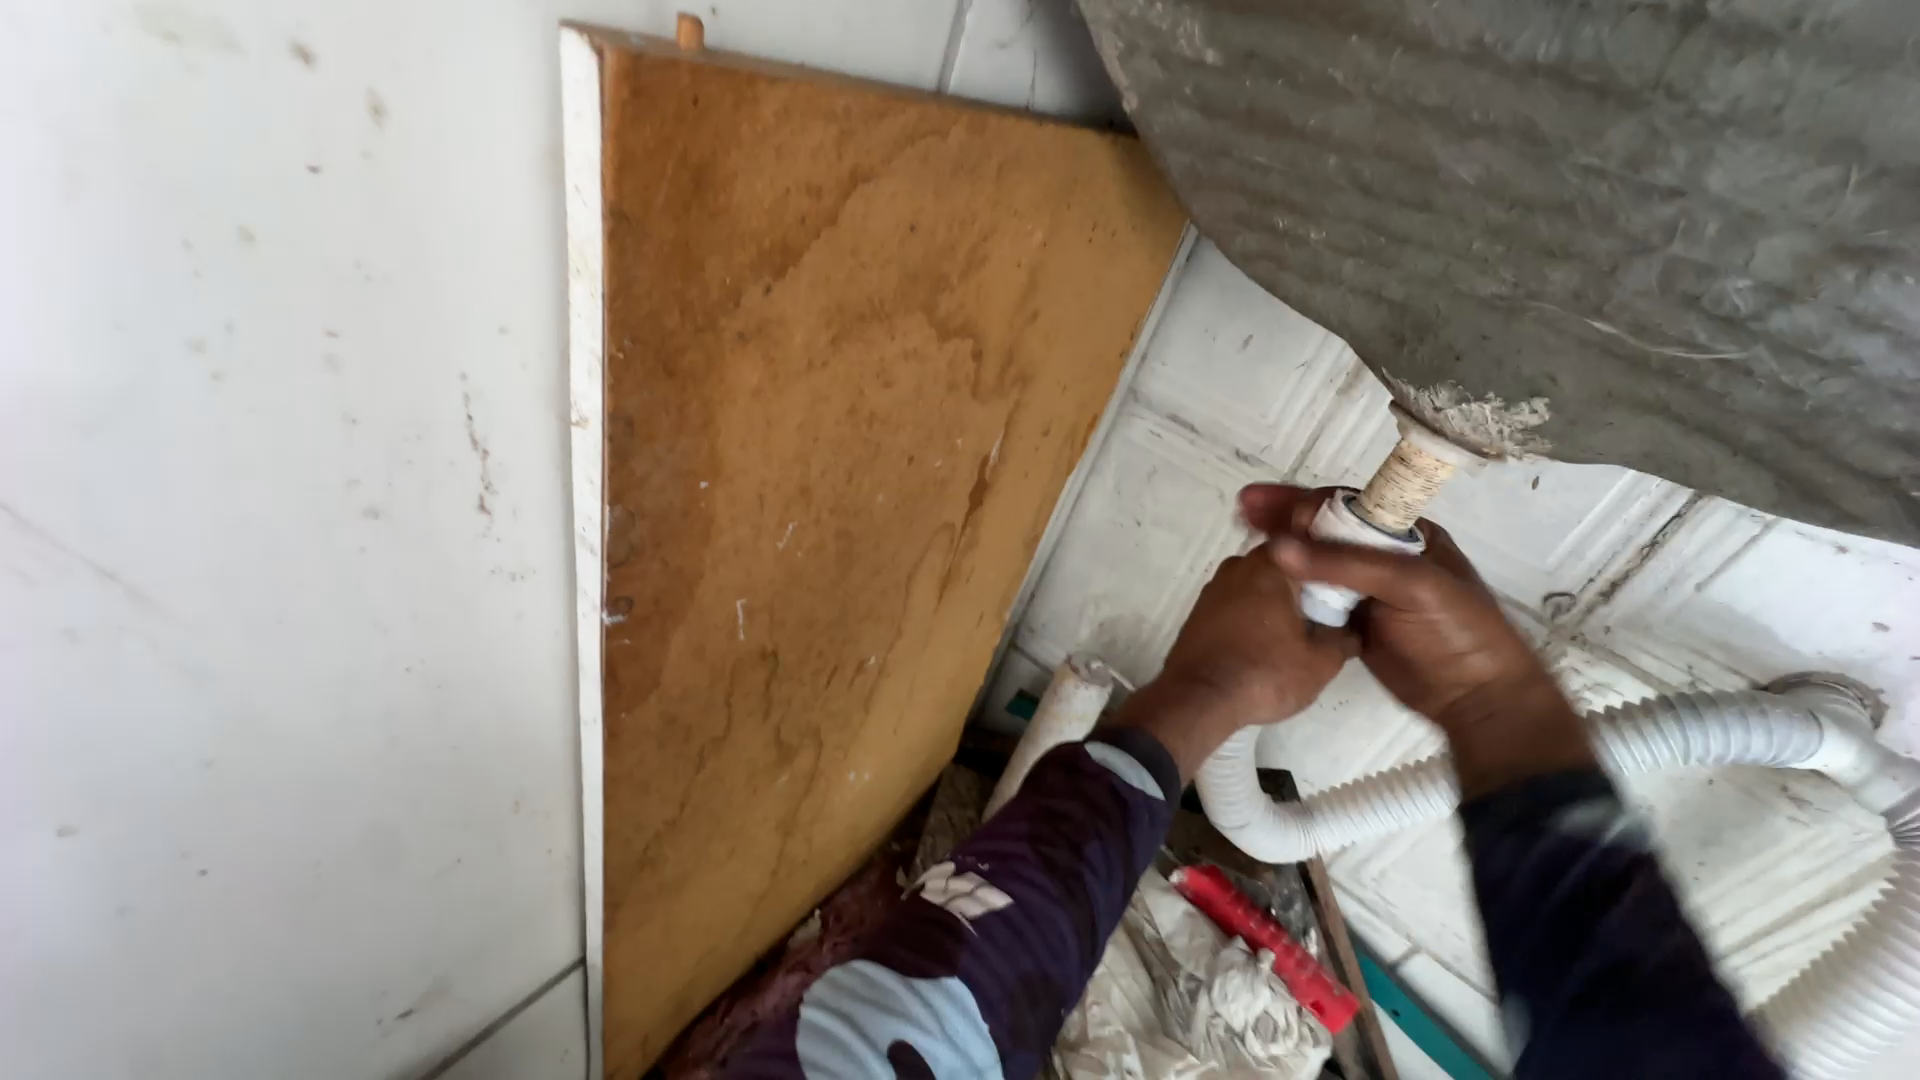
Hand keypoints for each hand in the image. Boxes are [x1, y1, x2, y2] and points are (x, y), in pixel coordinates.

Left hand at [1111, 536, 1356, 782]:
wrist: (1198, 699)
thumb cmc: (1264, 673)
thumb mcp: (1320, 663)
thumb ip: (1343, 639)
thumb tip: (1352, 631)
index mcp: (1269, 565)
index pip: (1310, 547)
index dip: (1332, 564)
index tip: (1348, 586)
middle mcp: (1237, 566)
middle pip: (1282, 566)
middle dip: (1304, 585)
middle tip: (1328, 611)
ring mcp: (1214, 588)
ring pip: (1256, 585)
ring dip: (1276, 601)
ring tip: (1299, 628)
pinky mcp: (1199, 611)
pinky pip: (1236, 602)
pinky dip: (1253, 613)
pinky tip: (1266, 637)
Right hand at [1240, 484, 1593, 796]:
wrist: (1475, 698)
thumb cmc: (1457, 630)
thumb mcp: (1410, 585)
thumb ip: (1346, 563)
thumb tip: (1278, 546)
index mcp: (1405, 534)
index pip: (1344, 505)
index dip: (1300, 499)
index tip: (1259, 502)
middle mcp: (1381, 554)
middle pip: (1322, 528)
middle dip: (1281, 517)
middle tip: (1241, 513)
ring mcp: (1363, 588)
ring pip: (1313, 560)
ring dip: (1279, 549)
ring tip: (1242, 538)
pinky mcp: (1349, 620)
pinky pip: (1311, 595)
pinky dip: (1285, 585)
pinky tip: (1258, 581)